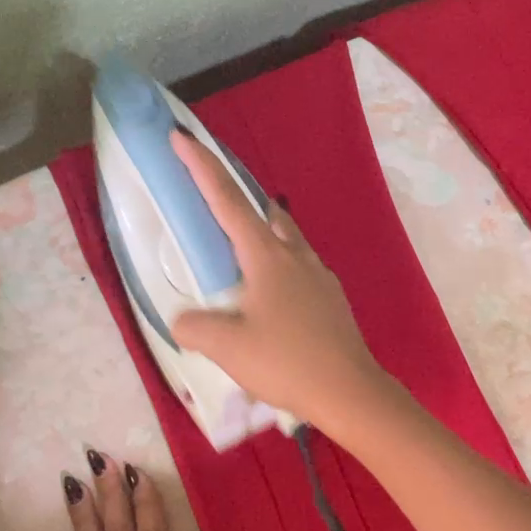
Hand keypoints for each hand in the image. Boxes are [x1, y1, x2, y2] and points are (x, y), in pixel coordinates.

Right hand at [168, 130, 389, 427]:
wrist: (349, 391)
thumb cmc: (286, 361)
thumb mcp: (227, 347)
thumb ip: (196, 327)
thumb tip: (184, 321)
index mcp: (267, 256)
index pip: (227, 201)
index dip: (202, 168)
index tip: (181, 139)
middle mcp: (296, 256)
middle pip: (264, 214)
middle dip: (238, 200)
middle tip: (214, 205)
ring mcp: (320, 277)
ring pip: (287, 240)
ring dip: (262, 235)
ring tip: (241, 255)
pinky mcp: (332, 300)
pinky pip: (300, 269)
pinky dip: (279, 267)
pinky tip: (272, 297)